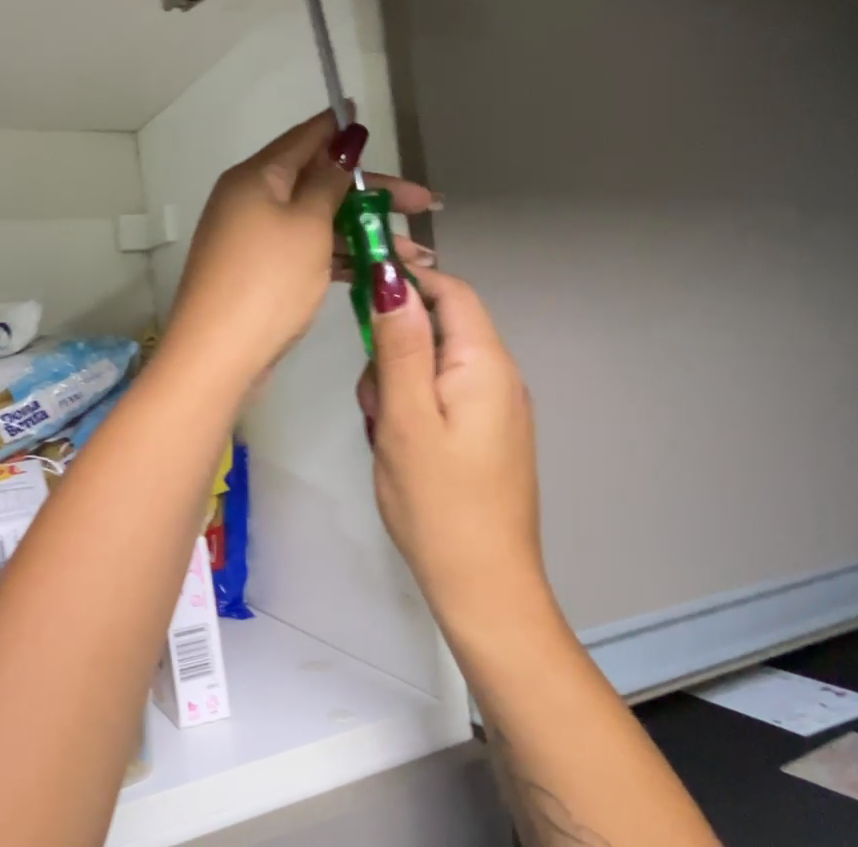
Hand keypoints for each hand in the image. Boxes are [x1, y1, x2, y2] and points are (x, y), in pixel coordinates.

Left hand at [163, 108, 436, 385]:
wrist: (217, 355)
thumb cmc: (266, 282)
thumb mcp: (307, 224)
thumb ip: (329, 181)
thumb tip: (342, 140)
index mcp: (255, 177)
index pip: (304, 139)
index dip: (341, 132)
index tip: (373, 124)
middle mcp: (250, 201)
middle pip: (317, 183)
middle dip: (372, 194)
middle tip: (425, 204)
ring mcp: (253, 240)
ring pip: (317, 221)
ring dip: (364, 232)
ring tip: (419, 253)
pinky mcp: (260, 274)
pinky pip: (306, 251)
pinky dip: (341, 258)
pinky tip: (379, 270)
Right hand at [356, 263, 552, 631]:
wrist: (482, 584)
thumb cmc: (436, 500)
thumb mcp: (405, 417)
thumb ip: (399, 345)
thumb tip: (393, 279)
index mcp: (485, 364)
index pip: (450, 291)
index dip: (407, 273)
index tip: (358, 276)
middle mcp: (499, 377)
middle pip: (439, 327)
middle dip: (393, 345)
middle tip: (371, 397)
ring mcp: (496, 408)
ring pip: (434, 365)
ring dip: (397, 381)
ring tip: (383, 431)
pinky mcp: (486, 435)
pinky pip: (441, 396)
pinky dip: (410, 406)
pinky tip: (397, 445)